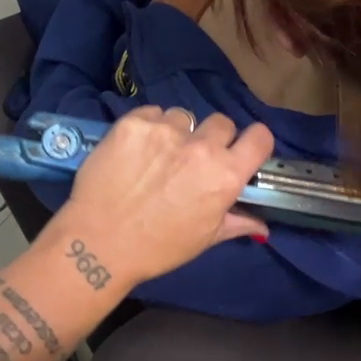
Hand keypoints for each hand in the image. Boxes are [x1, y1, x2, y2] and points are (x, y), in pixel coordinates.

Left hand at [53, 107, 272, 287]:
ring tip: (158, 155)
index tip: (241, 149)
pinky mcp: (133, 123)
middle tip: (193, 158)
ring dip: (176, 132)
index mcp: (225, 175)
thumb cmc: (157, 248)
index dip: (254, 141)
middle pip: (221, 122)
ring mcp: (165, 131)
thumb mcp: (204, 238)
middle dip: (212, 137)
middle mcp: (200, 147)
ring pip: (183, 116)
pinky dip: (148, 127)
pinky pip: (151, 113)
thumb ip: (235, 223)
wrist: (98, 242)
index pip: (260, 137)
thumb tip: (261, 224)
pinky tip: (136, 149)